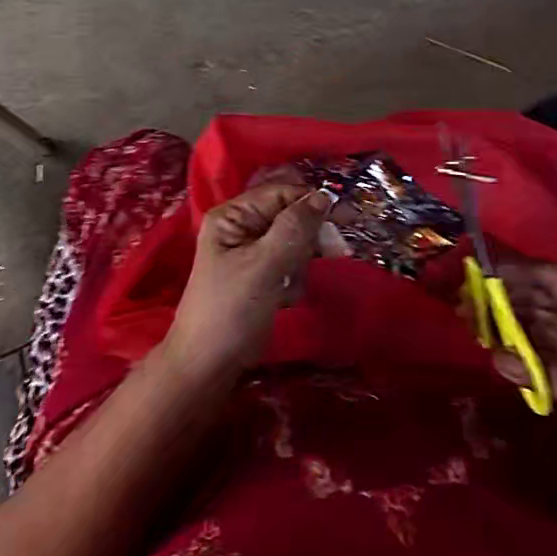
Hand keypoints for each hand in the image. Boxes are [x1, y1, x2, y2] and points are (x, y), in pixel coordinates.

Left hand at [162, 183, 334, 377]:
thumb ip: (293, 229)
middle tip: (331, 255)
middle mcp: (240, 228)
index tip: (347, 220)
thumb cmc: (231, 309)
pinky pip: (290, 266)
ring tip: (287, 288)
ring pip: (294, 243)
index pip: (280, 194)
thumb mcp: (263, 265)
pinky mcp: (261, 276)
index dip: (313, 203)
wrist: (209, 361)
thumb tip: (323, 196)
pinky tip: (283, 300)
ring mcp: (251, 253)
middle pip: (290, 216)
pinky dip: (293, 281)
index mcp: (232, 216)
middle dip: (308, 239)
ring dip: (300, 264)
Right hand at [489, 262, 556, 485]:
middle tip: (459, 303)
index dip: (515, 272)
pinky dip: (524, 344)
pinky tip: (497, 346)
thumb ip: (551, 377)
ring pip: (546, 318)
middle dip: (504, 295)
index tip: (471, 273)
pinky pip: (552, 344)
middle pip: (547, 295)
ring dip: (509, 319)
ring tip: (469, 322)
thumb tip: (494, 359)